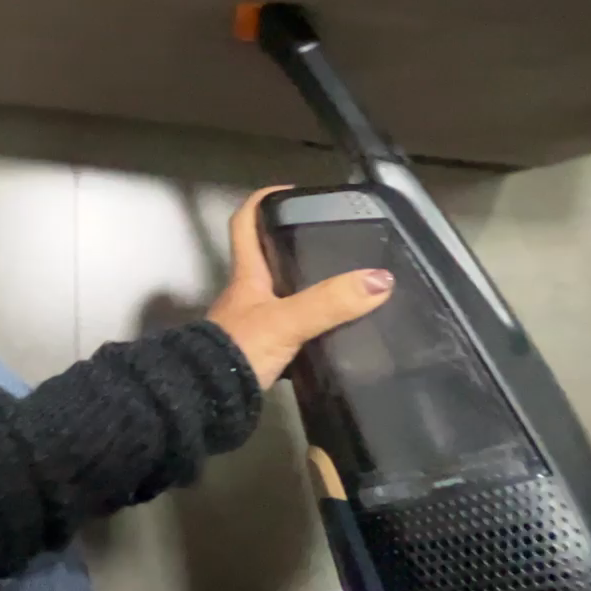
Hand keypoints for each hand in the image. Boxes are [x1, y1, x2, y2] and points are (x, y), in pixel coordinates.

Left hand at [207, 186, 393, 384]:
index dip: (261, 202)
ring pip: (281, 294)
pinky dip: (311, 326)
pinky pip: (290, 328)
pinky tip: (336, 333)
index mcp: (246, 275)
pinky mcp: (260, 350)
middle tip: (335, 242)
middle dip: (295, 245)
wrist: (211, 397)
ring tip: (347, 286)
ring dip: (308, 289)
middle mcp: (246, 293)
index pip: (245, 224)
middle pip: (267, 257)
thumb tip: (379, 278)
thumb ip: (329, 302)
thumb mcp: (287, 321)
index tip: (291, 193)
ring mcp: (251, 322)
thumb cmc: (240, 349)